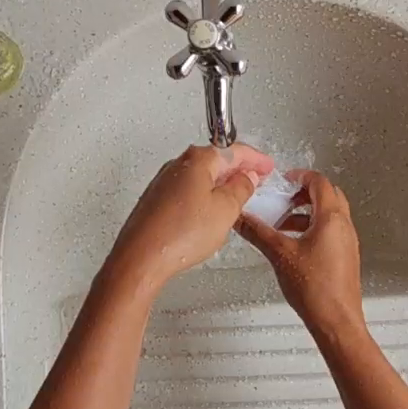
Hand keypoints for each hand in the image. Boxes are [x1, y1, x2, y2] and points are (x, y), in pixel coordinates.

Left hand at [103, 144, 274, 291]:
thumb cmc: (177, 234)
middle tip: (256, 177)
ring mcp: (164, 182)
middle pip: (215, 159)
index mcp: (197, 161)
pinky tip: (209, 211)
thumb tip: (247, 178)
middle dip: (238, 168)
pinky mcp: (157, 200)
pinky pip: (188, 190)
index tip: (266, 165)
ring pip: (201, 175)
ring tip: (237, 196)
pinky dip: (204, 194)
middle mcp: (178, 166)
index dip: (255, 158)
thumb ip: (241, 189)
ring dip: (221, 182)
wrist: (141, 258)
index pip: (234, 150)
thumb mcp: (225, 210)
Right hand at [236, 171, 364, 339]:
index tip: (284, 180)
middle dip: (304, 193)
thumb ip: (258, 232)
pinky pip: (330, 231)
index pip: (320, 182)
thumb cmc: (315, 289)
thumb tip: (240, 218)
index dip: (300, 176)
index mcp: (331, 218)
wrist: (336, 322)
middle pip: (328, 195)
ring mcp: (347, 242)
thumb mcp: (279, 253)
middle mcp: (344, 226)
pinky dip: (312, 228)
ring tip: (283, 222)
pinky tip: (293, 243)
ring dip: (307, 212)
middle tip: (284, 198)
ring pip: (329, 214)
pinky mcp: (345, 257)